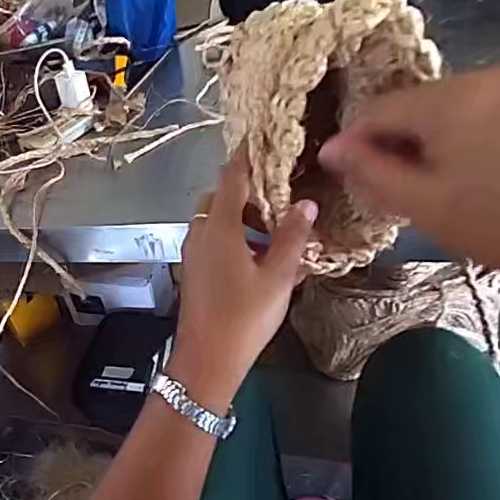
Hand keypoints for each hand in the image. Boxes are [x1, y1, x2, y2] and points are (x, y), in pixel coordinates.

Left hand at [170, 146, 317, 407]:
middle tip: (281, 203)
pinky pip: (214, 242)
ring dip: (244, 221)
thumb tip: (305, 204)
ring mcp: (193, 253)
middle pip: (221, 198)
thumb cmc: (244, 317)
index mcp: (218, 227)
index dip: (248, 156)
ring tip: (279, 236)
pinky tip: (263, 261)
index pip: (232, 177)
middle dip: (250, 195)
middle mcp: (199, 233)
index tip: (265, 139)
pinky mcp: (194, 271)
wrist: (207, 360)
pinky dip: (236, 240)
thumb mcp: (277, 276)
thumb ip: (291, 237)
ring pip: (217, 222)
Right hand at [317, 58, 499, 288]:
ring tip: (437, 180)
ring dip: (432, 136)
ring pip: (449, 104)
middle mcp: (490, 73)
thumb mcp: (422, 204)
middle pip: (417, 103)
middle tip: (396, 184)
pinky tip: (472, 167)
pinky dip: (466, 131)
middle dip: (399, 139)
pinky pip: (483, 105)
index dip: (356, 139)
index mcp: (455, 97)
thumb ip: (370, 171)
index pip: (380, 107)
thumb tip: (331, 150)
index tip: (344, 170)